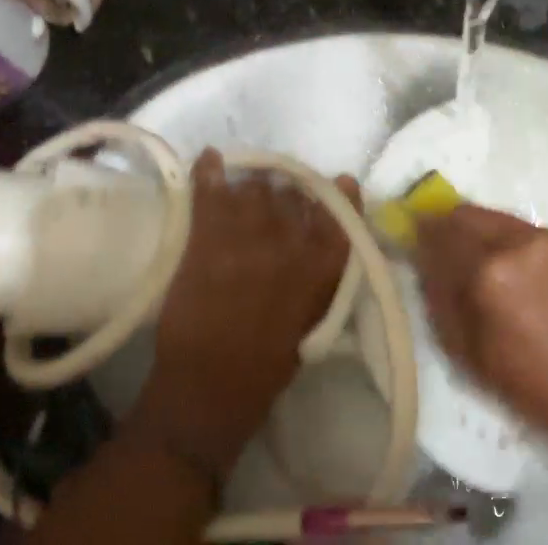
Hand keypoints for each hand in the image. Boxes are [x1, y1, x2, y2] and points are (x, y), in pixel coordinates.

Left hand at [128, 148, 357, 478]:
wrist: (209, 390)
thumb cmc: (269, 365)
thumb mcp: (316, 318)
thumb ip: (324, 274)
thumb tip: (328, 240)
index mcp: (324, 268)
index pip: (340, 211)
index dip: (338, 193)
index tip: (337, 182)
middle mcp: (292, 245)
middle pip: (295, 194)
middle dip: (290, 191)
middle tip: (279, 195)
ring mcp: (248, 239)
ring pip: (256, 188)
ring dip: (254, 186)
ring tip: (247, 189)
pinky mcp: (206, 242)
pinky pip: (210, 192)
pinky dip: (210, 172)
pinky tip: (209, 157)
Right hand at [412, 205, 547, 448]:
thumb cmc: (522, 379)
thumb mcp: (462, 347)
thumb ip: (438, 294)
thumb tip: (421, 258)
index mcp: (489, 273)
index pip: (440, 236)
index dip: (419, 234)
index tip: (406, 233)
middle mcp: (517, 242)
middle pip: (466, 214)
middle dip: (444, 224)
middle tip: (432, 240)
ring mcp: (545, 236)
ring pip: (493, 216)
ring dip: (473, 228)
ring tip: (466, 253)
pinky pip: (519, 227)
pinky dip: (502, 237)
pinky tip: (500, 261)